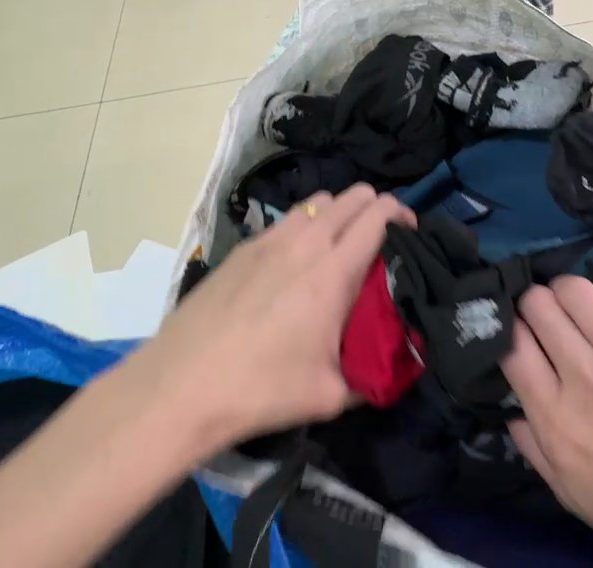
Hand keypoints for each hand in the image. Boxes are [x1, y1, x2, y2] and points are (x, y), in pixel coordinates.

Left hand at [125, 184, 413, 453]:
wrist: (180, 386)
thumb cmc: (260, 389)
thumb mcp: (330, 395)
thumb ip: (371, 374)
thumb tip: (392, 367)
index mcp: (333, 271)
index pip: (378, 215)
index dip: (403, 214)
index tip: (412, 233)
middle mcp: (304, 242)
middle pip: (352, 196)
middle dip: (375, 208)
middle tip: (382, 240)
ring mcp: (269, 240)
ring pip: (317, 202)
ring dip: (338, 213)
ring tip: (340, 248)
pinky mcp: (242, 248)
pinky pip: (287, 221)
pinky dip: (306, 227)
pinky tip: (297, 265)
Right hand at [501, 277, 592, 567]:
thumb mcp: (570, 494)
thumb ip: (533, 447)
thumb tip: (512, 407)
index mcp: (556, 420)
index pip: (512, 345)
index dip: (508, 330)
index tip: (518, 334)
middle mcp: (586, 381)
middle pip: (539, 306)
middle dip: (533, 304)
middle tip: (545, 317)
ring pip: (578, 291)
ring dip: (569, 293)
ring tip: (579, 308)